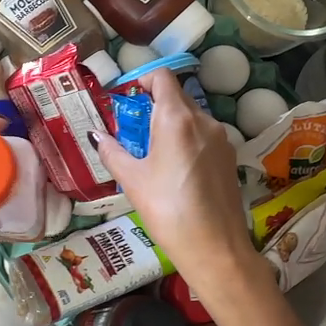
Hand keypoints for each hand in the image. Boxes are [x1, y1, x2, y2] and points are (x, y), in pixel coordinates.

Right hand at [92, 68, 267, 295]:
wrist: (216, 249)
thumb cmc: (168, 210)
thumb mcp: (132, 180)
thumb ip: (112, 152)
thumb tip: (96, 135)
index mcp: (177, 118)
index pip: (162, 77)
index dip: (142, 79)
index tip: (127, 97)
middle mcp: (203, 120)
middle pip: (176, 96)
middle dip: (152, 106)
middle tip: (132, 131)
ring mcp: (221, 139)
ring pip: (191, 118)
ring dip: (170, 125)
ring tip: (152, 154)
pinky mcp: (230, 158)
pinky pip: (203, 136)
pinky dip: (186, 141)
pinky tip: (175, 170)